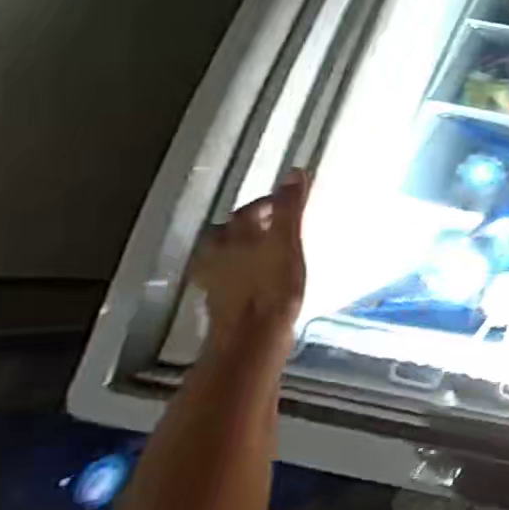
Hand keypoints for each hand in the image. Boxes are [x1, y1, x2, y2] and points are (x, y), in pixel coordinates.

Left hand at [192, 168, 308, 351]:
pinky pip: (225, 277)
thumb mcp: (288, 240)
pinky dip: (237, 272)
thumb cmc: (273, 285)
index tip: (289, 205)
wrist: (251, 338)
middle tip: (277, 226)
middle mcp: (218, 250)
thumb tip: (294, 171)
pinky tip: (251, 279)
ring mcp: (213, 277)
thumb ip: (290, 206)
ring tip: (263, 251)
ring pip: (225, 252)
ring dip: (241, 247)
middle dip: (252, 224)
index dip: (271, 204)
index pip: (252, 209)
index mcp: (236, 232)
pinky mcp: (216, 301)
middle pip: (232, 229)